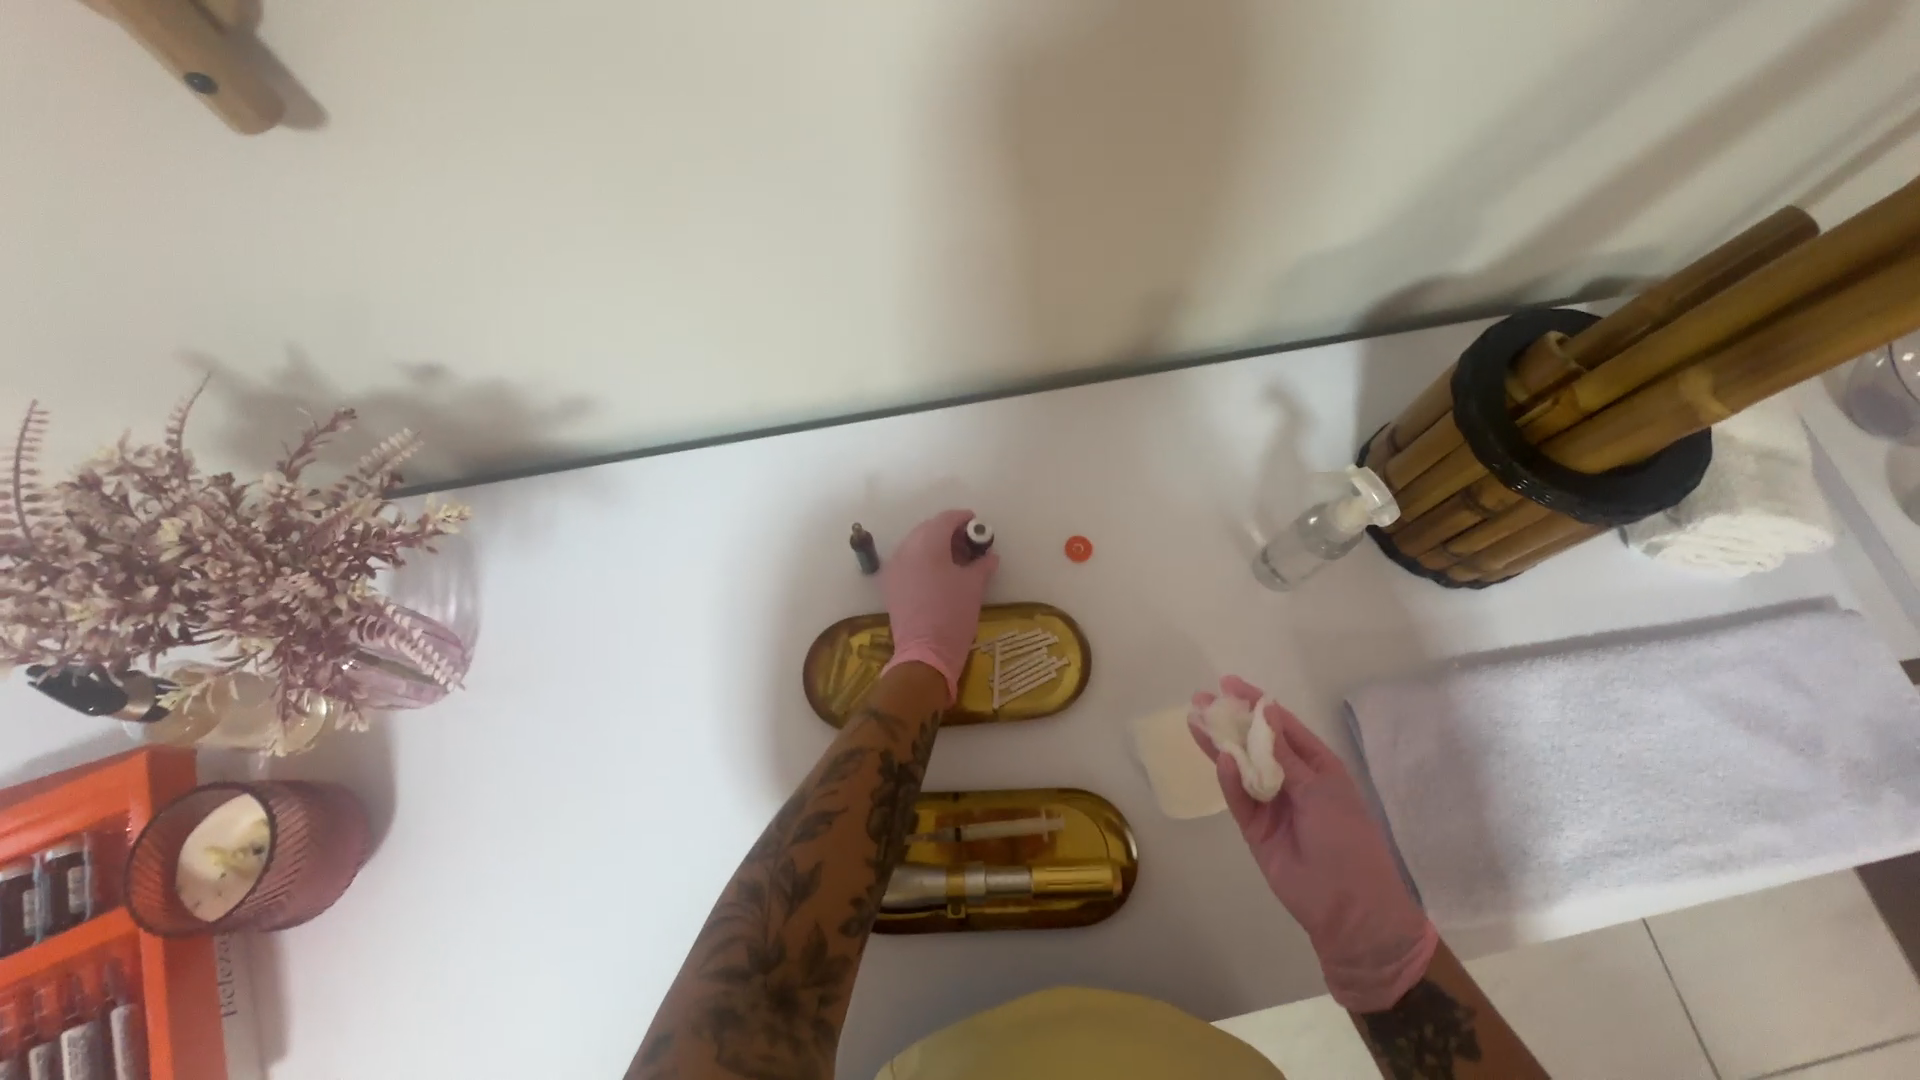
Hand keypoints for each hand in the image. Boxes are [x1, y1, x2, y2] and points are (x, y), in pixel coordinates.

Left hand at [881, 509, 997, 701]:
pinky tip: (937, 572)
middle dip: (947, 530)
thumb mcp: (974, 587)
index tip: (976, 522)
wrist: (925, 652)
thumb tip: (990, 556)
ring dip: (934, 544)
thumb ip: (982, 565)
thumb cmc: (953, 615)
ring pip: (915, 544)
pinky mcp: (890, 584)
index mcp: (927, 545)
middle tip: (968, 541)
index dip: (962, 518)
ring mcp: (894, 567)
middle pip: (927, 529)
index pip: (945, 520)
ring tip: (955, 557)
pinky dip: (922, 558)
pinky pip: (907, 560)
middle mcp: (906, 550)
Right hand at [1190, 675, 1437, 1013]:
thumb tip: (1264, 713)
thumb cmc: (1347, 840)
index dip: (1256, 704)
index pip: (1282, 725)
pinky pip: (1238, 799)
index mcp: (1317, 765)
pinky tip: (1219, 759)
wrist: (1349, 907)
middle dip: (1230, 721)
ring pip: (1240, 767)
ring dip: (1220, 745)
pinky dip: (1228, 780)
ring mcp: (1271, 803)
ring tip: (1194, 721)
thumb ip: (1284, 755)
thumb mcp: (1321, 789)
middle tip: (1201, 700)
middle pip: (1255, 742)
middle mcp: (1291, 779)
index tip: (1228, 683)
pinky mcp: (1254, 828)